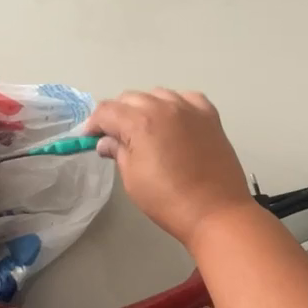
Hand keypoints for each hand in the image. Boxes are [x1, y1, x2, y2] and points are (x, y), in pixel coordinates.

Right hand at [88, 89, 257, 250]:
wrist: (216, 213)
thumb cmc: (168, 201)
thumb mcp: (132, 179)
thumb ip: (118, 152)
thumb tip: (106, 141)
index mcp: (140, 122)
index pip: (106, 111)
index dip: (94, 124)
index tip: (91, 138)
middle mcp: (163, 106)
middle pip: (129, 98)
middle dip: (118, 114)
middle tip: (117, 137)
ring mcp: (189, 108)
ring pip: (156, 94)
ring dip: (145, 107)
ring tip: (146, 130)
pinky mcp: (209, 114)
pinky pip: (185, 98)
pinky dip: (174, 105)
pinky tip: (174, 121)